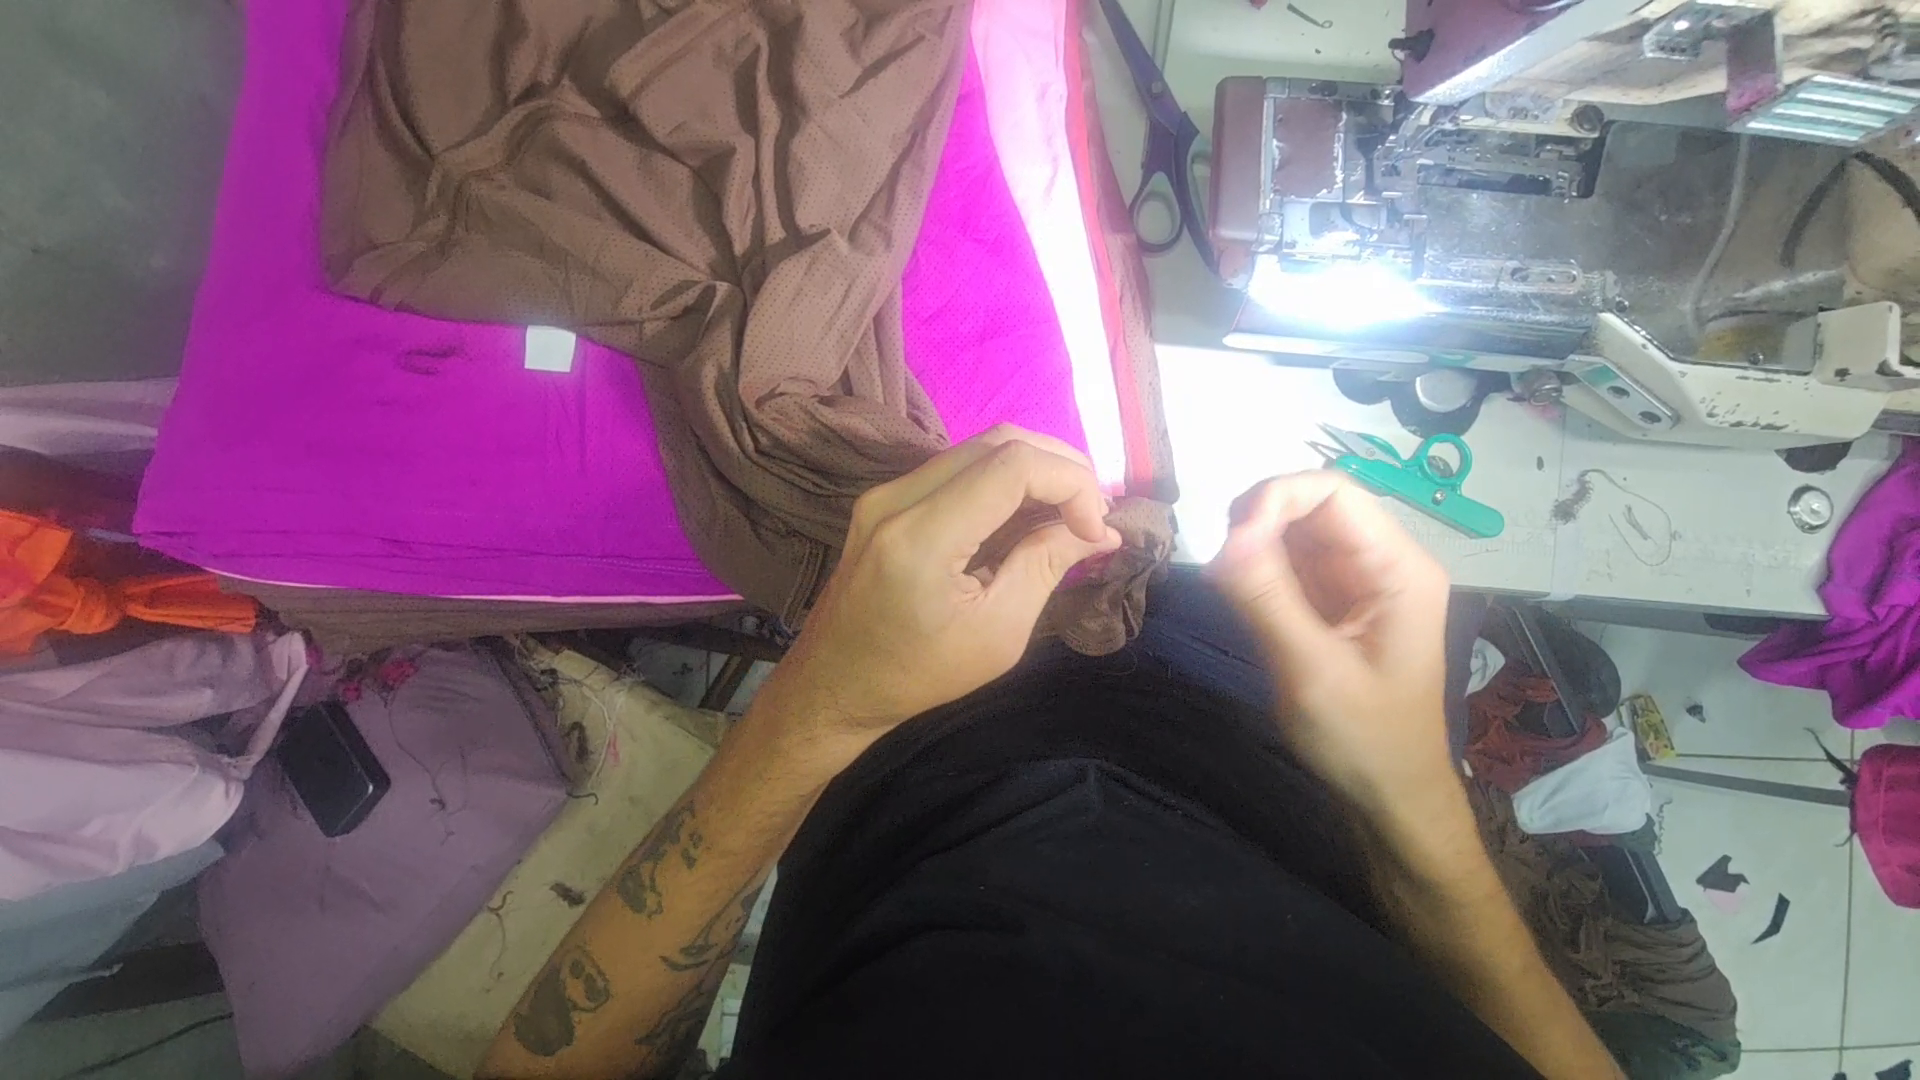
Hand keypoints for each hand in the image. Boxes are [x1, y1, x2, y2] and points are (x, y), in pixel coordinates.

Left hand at [759, 425, 1120, 746]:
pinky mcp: (885, 499)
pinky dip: (1002, 478)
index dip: (1071, 483)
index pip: (1012, 465)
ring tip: (1071, 509)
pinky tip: (1028, 510)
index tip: (1096, 530)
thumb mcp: (997, 634)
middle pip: (998, 441)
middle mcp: (896, 499)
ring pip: (977, 447)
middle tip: (1095, 511)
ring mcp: (885, 494)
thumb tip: (1102, 530)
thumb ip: (1047, 566)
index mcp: (921, 538)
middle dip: (1061, 466)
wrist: (835, 685)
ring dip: (1034, 467)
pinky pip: (955, 467)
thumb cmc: (918, 676)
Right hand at [1207, 471, 1457, 817]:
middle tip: (1221, 564)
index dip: (1275, 498)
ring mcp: (1358, 580)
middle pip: (1313, 503)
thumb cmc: (1363, 739)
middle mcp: (1382, 561)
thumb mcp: (1310, 670)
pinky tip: (1243, 593)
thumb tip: (1222, 537)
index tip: (1229, 540)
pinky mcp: (1334, 601)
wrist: (1389, 796)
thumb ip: (1266, 597)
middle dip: (1259, 519)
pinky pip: (1290, 561)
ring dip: (1254, 543)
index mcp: (1398, 568)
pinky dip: (1258, 567)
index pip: (1333, 491)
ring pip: (1296, 529)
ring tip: (1229, 583)